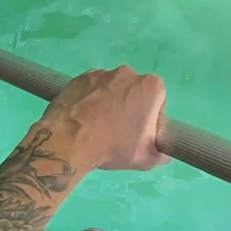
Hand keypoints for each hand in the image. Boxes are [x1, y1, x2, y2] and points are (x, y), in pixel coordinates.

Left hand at [45, 66, 168, 170]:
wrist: (67, 141)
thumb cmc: (113, 147)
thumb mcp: (147, 158)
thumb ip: (162, 152)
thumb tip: (162, 152)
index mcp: (151, 86)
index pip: (157, 102)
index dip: (150, 118)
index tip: (138, 132)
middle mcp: (126, 73)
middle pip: (133, 92)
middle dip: (128, 106)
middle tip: (117, 129)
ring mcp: (99, 73)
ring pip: (110, 89)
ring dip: (107, 102)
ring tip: (96, 124)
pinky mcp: (76, 78)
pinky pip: (89, 89)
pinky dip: (88, 99)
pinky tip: (82, 117)